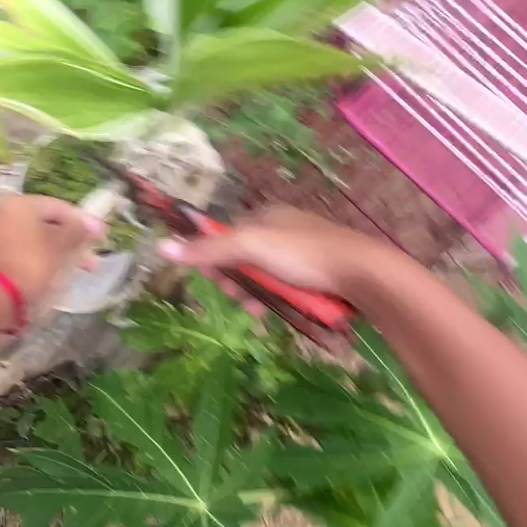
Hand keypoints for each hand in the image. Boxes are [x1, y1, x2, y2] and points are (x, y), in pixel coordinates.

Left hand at [0, 194, 104, 306]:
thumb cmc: (29, 264)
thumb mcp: (59, 246)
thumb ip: (77, 231)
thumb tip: (92, 223)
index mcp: (18, 203)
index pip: (58, 206)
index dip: (83, 221)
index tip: (100, 238)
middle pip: (43, 224)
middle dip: (70, 242)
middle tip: (90, 262)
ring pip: (30, 240)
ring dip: (53, 253)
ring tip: (71, 272)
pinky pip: (16, 252)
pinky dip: (33, 260)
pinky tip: (45, 276)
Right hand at [157, 207, 402, 302]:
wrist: (365, 274)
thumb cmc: (303, 254)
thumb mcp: (250, 248)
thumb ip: (207, 250)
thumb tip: (161, 247)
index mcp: (265, 215)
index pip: (225, 234)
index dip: (213, 257)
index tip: (214, 279)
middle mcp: (282, 229)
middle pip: (242, 257)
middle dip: (236, 279)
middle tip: (239, 297)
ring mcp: (302, 252)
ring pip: (264, 276)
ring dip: (257, 293)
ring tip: (260, 309)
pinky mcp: (318, 274)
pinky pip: (287, 287)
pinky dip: (279, 299)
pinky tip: (279, 310)